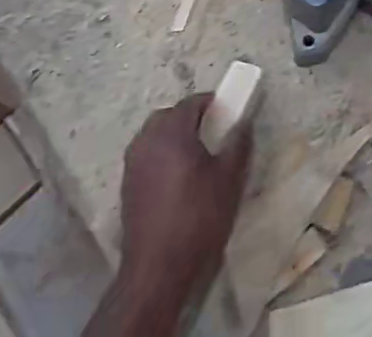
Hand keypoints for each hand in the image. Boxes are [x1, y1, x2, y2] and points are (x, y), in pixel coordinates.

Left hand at [119, 91, 252, 288]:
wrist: (159, 268)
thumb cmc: (199, 215)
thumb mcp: (230, 176)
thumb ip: (238, 142)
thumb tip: (244, 122)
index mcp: (171, 134)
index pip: (191, 103)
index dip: (211, 102)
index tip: (228, 110)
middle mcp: (146, 144)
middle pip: (166, 116)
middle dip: (188, 117)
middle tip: (213, 129)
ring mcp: (132, 167)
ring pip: (152, 137)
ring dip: (173, 136)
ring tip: (197, 154)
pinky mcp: (127, 189)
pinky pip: (146, 157)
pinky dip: (162, 155)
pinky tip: (180, 177)